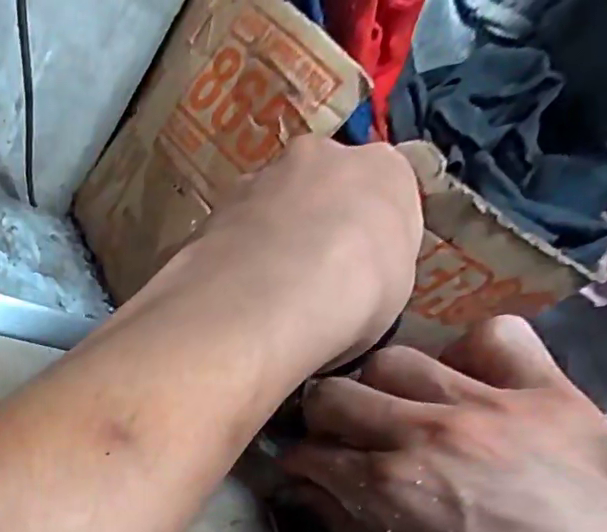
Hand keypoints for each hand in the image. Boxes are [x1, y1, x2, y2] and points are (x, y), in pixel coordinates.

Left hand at [130, 135, 423, 375]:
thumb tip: (351, 278)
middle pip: (318, 189)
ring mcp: (258, 179)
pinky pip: (226, 237)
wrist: (270, 298)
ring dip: (264, 241)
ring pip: (265, 208)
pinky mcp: (212, 211)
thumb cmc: (357, 295)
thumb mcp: (394, 289)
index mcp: (383, 168)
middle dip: (310, 227)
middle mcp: (320, 156)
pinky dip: (228, 261)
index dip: (364, 237)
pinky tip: (229, 299)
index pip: (380, 193)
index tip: (353, 273)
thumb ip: (377, 265)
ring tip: (259, 296)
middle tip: (303, 281)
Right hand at [279, 316, 606, 531]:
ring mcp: (483, 401)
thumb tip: (310, 492)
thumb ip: (344, 530)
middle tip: (339, 436)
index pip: (306, 453)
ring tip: (399, 407)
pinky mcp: (542, 384)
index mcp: (380, 488)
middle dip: (321, 417)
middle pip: (333, 394)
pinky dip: (469, 352)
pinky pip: (491, 335)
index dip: (295, 463)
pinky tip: (469, 381)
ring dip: (381, 385)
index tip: (304, 470)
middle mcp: (419, 433)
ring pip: (395, 358)